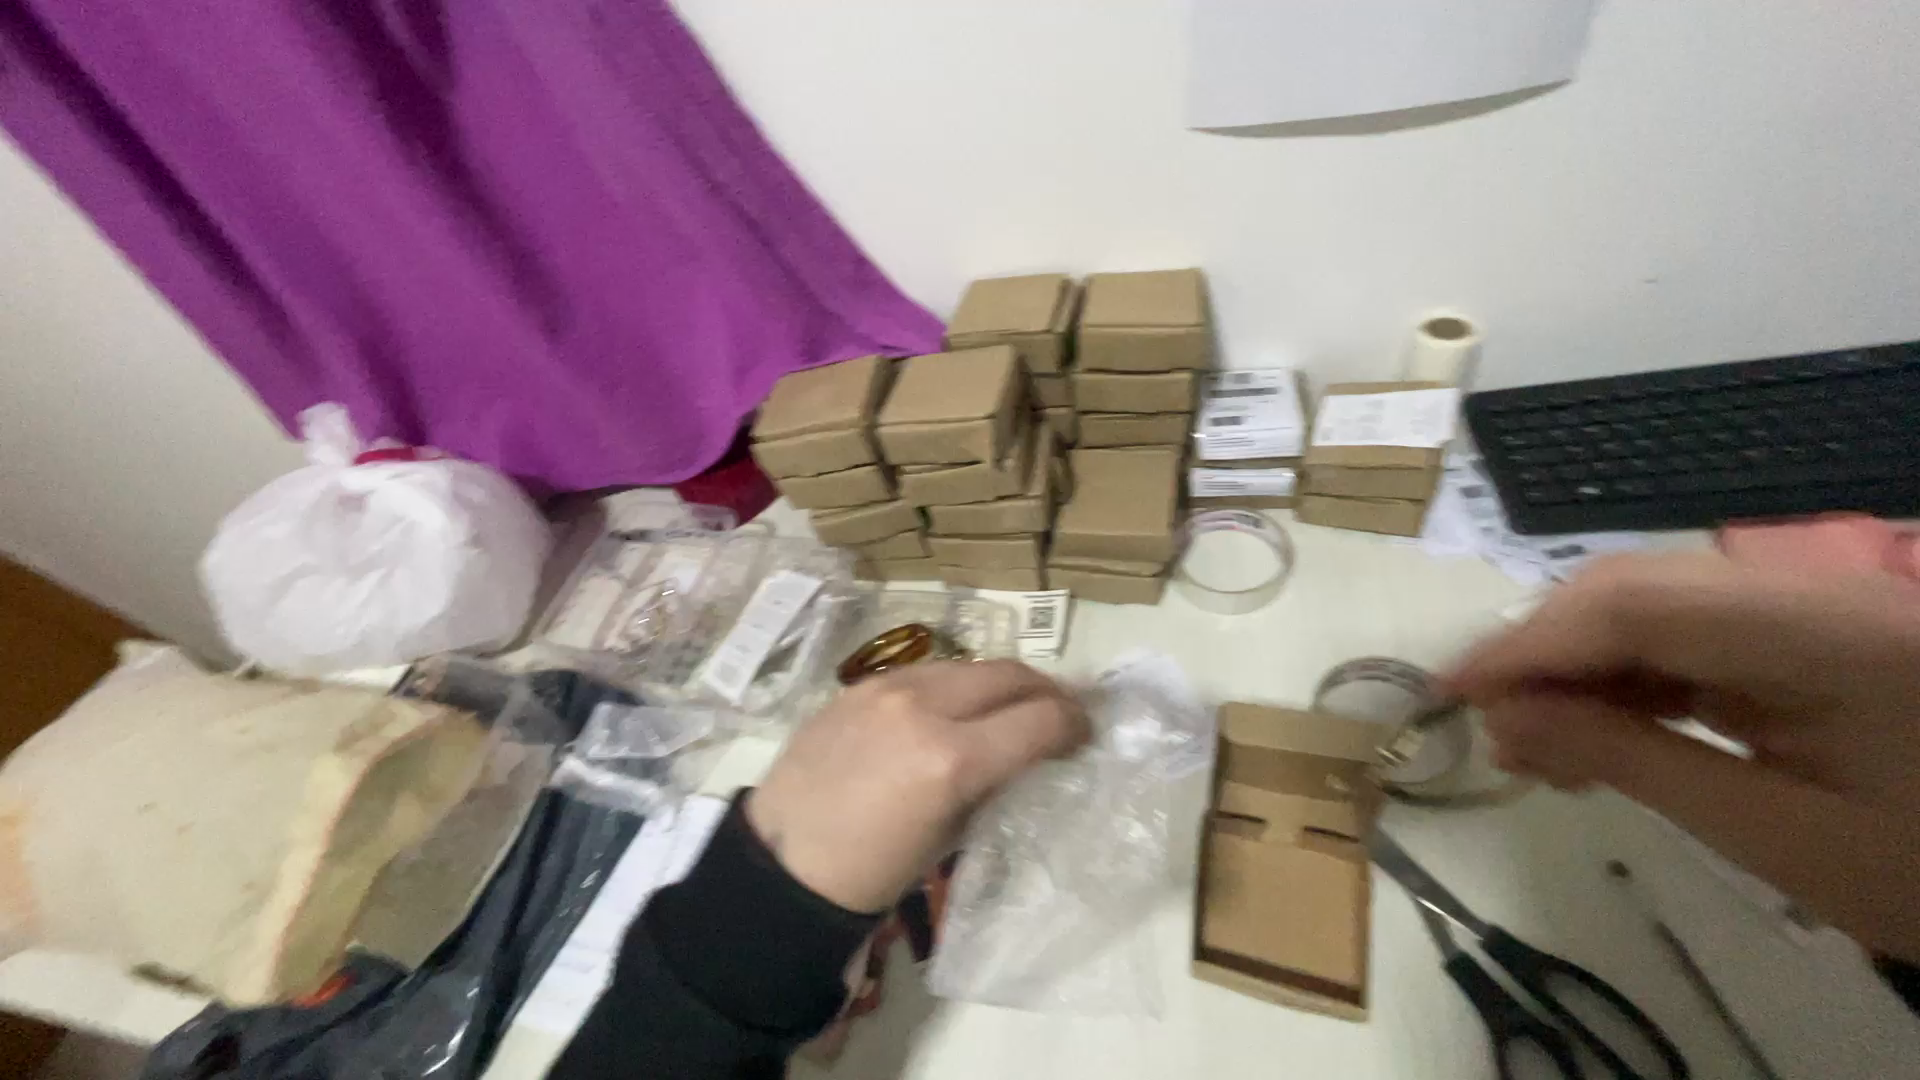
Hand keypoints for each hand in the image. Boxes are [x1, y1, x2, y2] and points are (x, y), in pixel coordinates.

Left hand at [745, 660, 1087, 912]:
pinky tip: (957, 707)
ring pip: (969, 665)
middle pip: (1009, 674)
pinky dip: (957, 685)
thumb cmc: (873, 871)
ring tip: (1012, 706)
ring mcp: (887, 687)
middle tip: (1062, 711)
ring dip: (1001, 683)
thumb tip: (1026, 750)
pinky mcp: (862, 683)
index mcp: (951, 759)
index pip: (1039, 719)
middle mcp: (923, 707)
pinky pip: (928, 671)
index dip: (1075, 724)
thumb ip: (995, 780)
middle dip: (1047, 690)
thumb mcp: (951, 834)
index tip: (1084, 735)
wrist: (782, 861)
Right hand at [1442, 553, 1919, 961]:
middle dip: (1542, 652)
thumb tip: (1503, 719)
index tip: (1450, 691)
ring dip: (1574, 669)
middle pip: (1628, 589)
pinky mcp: (1803, 638)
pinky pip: (1680, 639)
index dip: (1526, 644)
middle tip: (1493, 724)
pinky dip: (1621, 681)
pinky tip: (1594, 731)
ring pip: (1643, 609)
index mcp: (1829, 634)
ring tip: (1535, 743)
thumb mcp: (1784, 836)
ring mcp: (1808, 612)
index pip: (1631, 606)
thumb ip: (1630, 760)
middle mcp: (1811, 595)